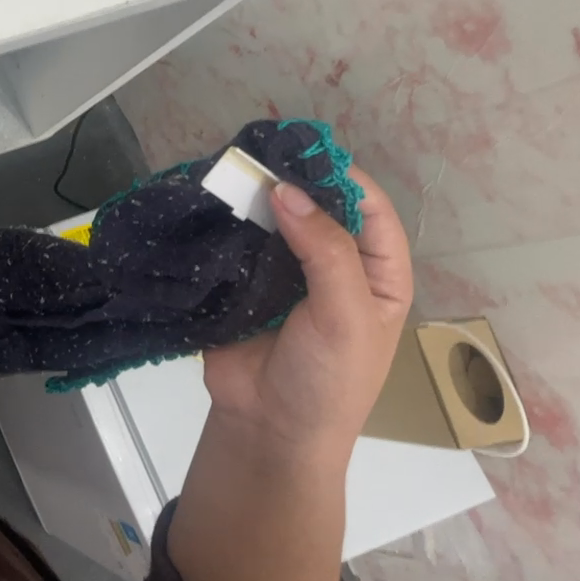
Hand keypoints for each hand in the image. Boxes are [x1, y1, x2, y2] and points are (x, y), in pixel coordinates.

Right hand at [200, 166, 413, 460]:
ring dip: (250, 201)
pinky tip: (204, 205)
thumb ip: (325, 251)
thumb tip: (285, 190)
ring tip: (223, 174)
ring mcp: (282, 275)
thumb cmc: (328, 379)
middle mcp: (330, 266)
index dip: (341, 178)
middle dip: (288, 184)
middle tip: (252, 157)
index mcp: (375, 274)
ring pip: (270, 223)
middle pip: (315, 210)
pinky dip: (221, 225)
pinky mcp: (239, 284)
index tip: (301, 152)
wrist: (266, 427)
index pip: (369, 210)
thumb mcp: (344, 316)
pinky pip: (233, 246)